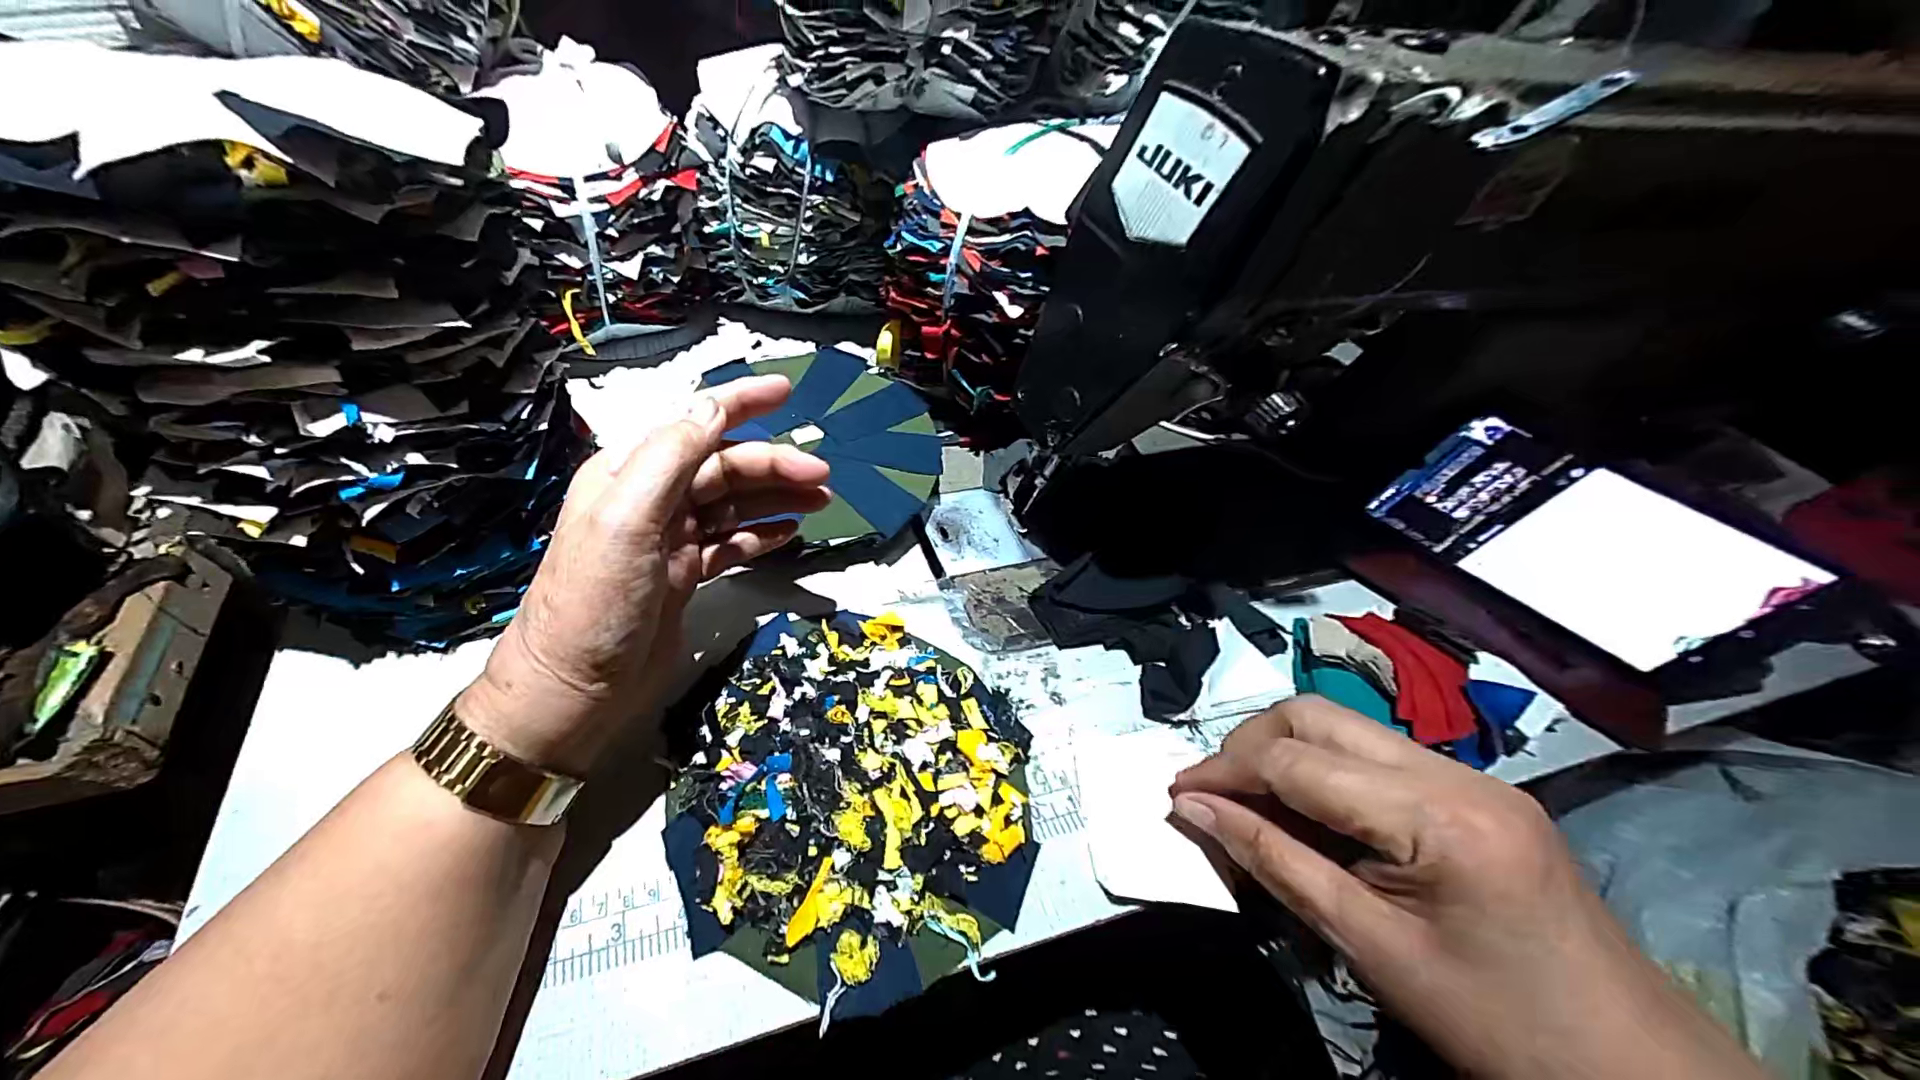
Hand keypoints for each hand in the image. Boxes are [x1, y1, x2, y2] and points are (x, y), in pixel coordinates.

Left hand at [456, 375, 830, 776]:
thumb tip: (712, 405)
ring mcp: (672, 539)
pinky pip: (733, 542)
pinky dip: (762, 534)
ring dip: (777, 497)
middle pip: (726, 467)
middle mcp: (653, 499)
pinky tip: (789, 532)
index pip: (694, 424)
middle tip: (823, 477)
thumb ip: (670, 458)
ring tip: (821, 500)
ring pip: (735, 503)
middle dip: (775, 464)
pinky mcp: (686, 574)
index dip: (741, 402)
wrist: (574, 690)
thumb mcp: (627, 521)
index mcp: (631, 475)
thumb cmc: (595, 603)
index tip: (786, 391)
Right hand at [1169, 695, 1765, 1079]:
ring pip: (1343, 728)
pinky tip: (1304, 815)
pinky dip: (1322, 774)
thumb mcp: (1369, 947)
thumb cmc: (1501, 1027)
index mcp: (1437, 814)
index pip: (1296, 761)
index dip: (1226, 771)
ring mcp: (1471, 777)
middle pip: (1317, 716)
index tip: (1177, 794)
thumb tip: (1195, 810)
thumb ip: (1273, 863)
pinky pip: (1375, 759)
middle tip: (1212, 793)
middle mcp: (1455, 772)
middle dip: (1250, 745)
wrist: (1643, 1074)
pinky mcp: (1476, 793)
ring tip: (1247, 803)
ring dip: (1283, 755)